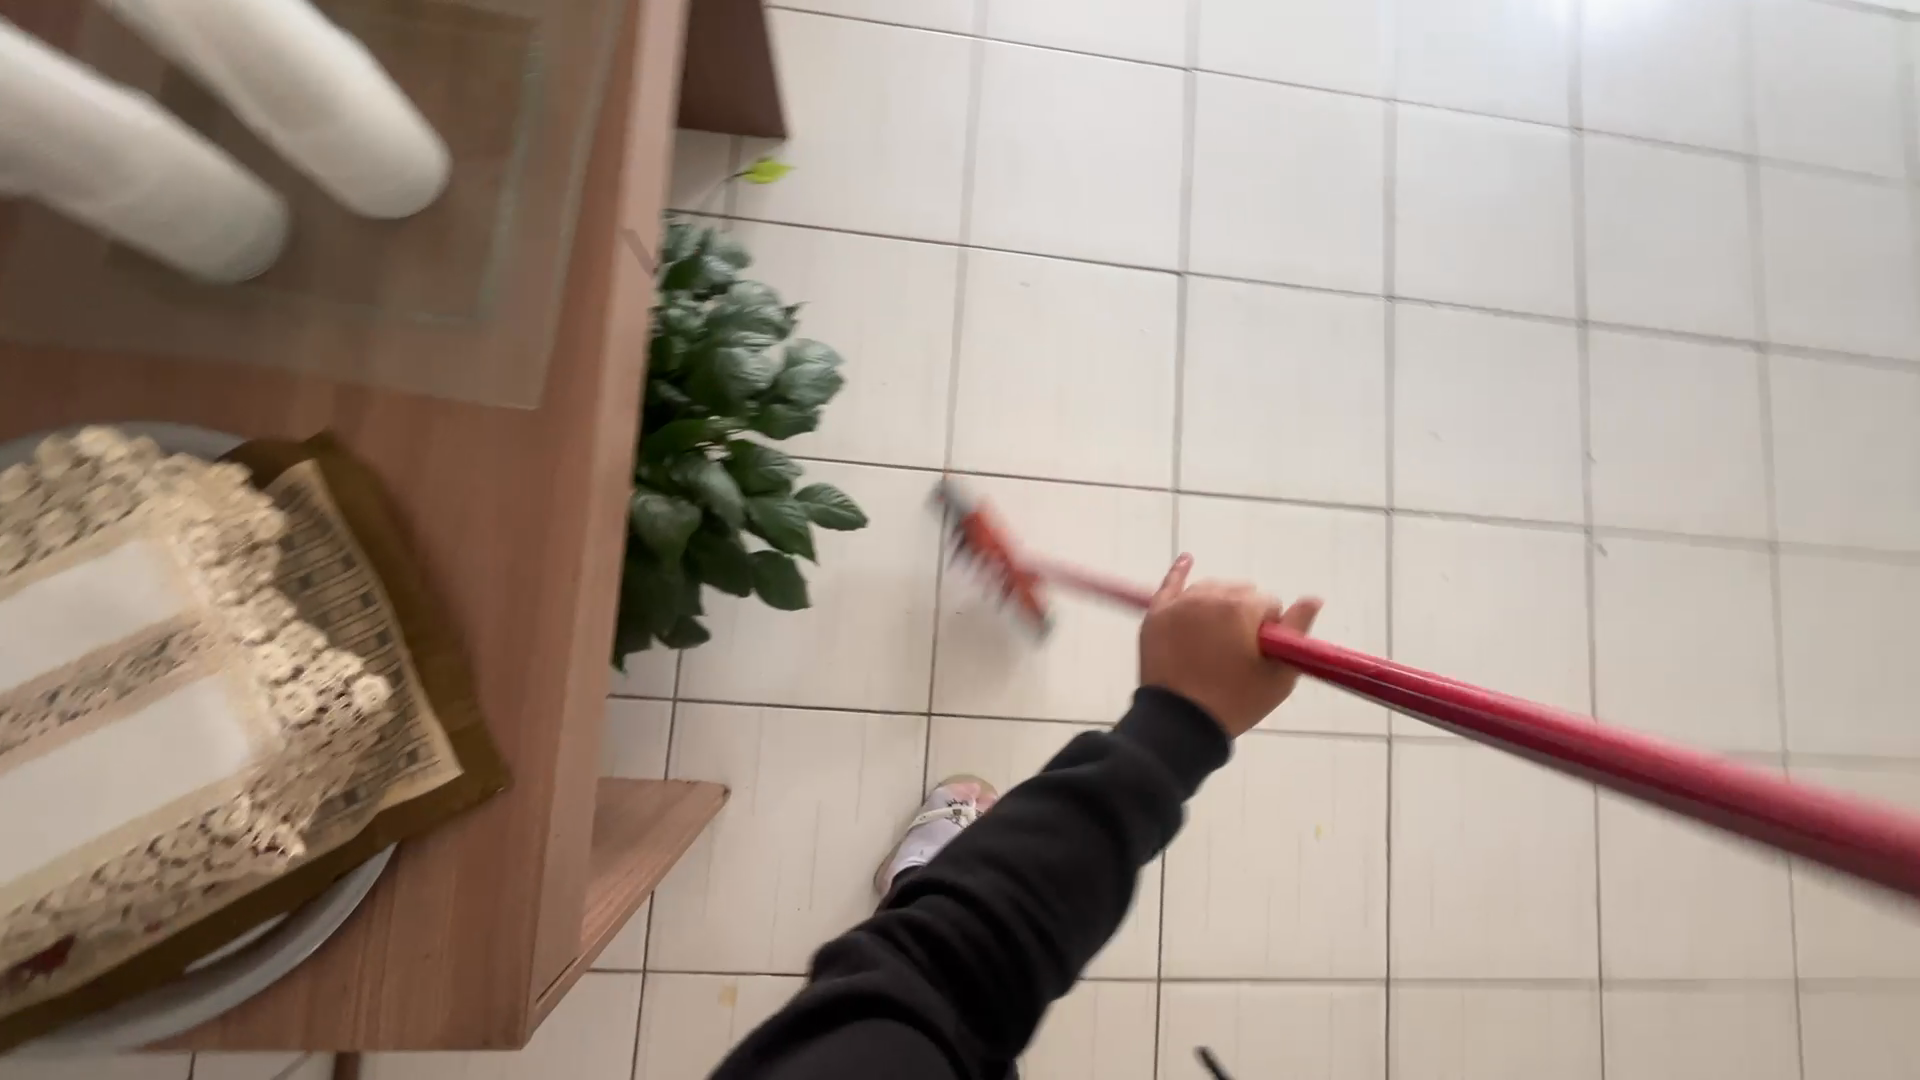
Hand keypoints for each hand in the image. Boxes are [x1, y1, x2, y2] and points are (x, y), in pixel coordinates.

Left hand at [1138, 553, 1322, 737]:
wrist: (1180, 722)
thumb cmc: (1234, 701)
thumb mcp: (1278, 674)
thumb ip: (1297, 631)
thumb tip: (1313, 599)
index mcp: (1241, 608)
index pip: (1268, 605)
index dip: (1268, 629)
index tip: (1259, 653)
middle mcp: (1208, 597)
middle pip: (1238, 593)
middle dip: (1245, 615)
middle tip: (1237, 650)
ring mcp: (1178, 604)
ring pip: (1209, 590)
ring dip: (1219, 604)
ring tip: (1217, 635)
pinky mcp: (1156, 615)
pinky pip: (1170, 585)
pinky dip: (1180, 572)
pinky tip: (1187, 560)